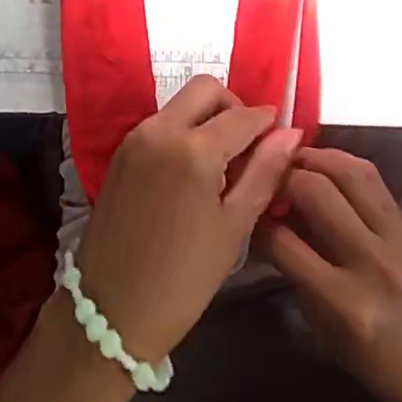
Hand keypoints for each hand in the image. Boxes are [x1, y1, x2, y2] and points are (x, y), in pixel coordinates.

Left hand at [73, 75, 301, 363]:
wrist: (110, 312)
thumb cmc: (184, 278)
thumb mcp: (235, 226)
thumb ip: (265, 172)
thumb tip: (291, 132)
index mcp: (193, 149)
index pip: (243, 116)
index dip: (268, 123)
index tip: (281, 139)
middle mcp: (160, 130)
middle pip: (206, 89)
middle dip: (234, 106)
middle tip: (249, 145)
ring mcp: (135, 138)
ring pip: (181, 103)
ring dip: (208, 117)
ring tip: (223, 162)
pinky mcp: (120, 152)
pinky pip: (161, 123)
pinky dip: (184, 130)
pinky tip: (194, 170)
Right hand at [258, 147, 401, 401]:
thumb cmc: (369, 356)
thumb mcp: (320, 323)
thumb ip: (293, 269)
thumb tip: (262, 221)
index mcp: (344, 302)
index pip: (285, 243)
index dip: (257, 219)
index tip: (243, 206)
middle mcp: (371, 262)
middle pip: (316, 192)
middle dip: (283, 176)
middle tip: (264, 174)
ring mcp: (395, 237)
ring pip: (348, 171)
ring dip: (314, 158)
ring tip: (290, 160)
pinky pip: (370, 175)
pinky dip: (340, 161)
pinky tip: (321, 164)